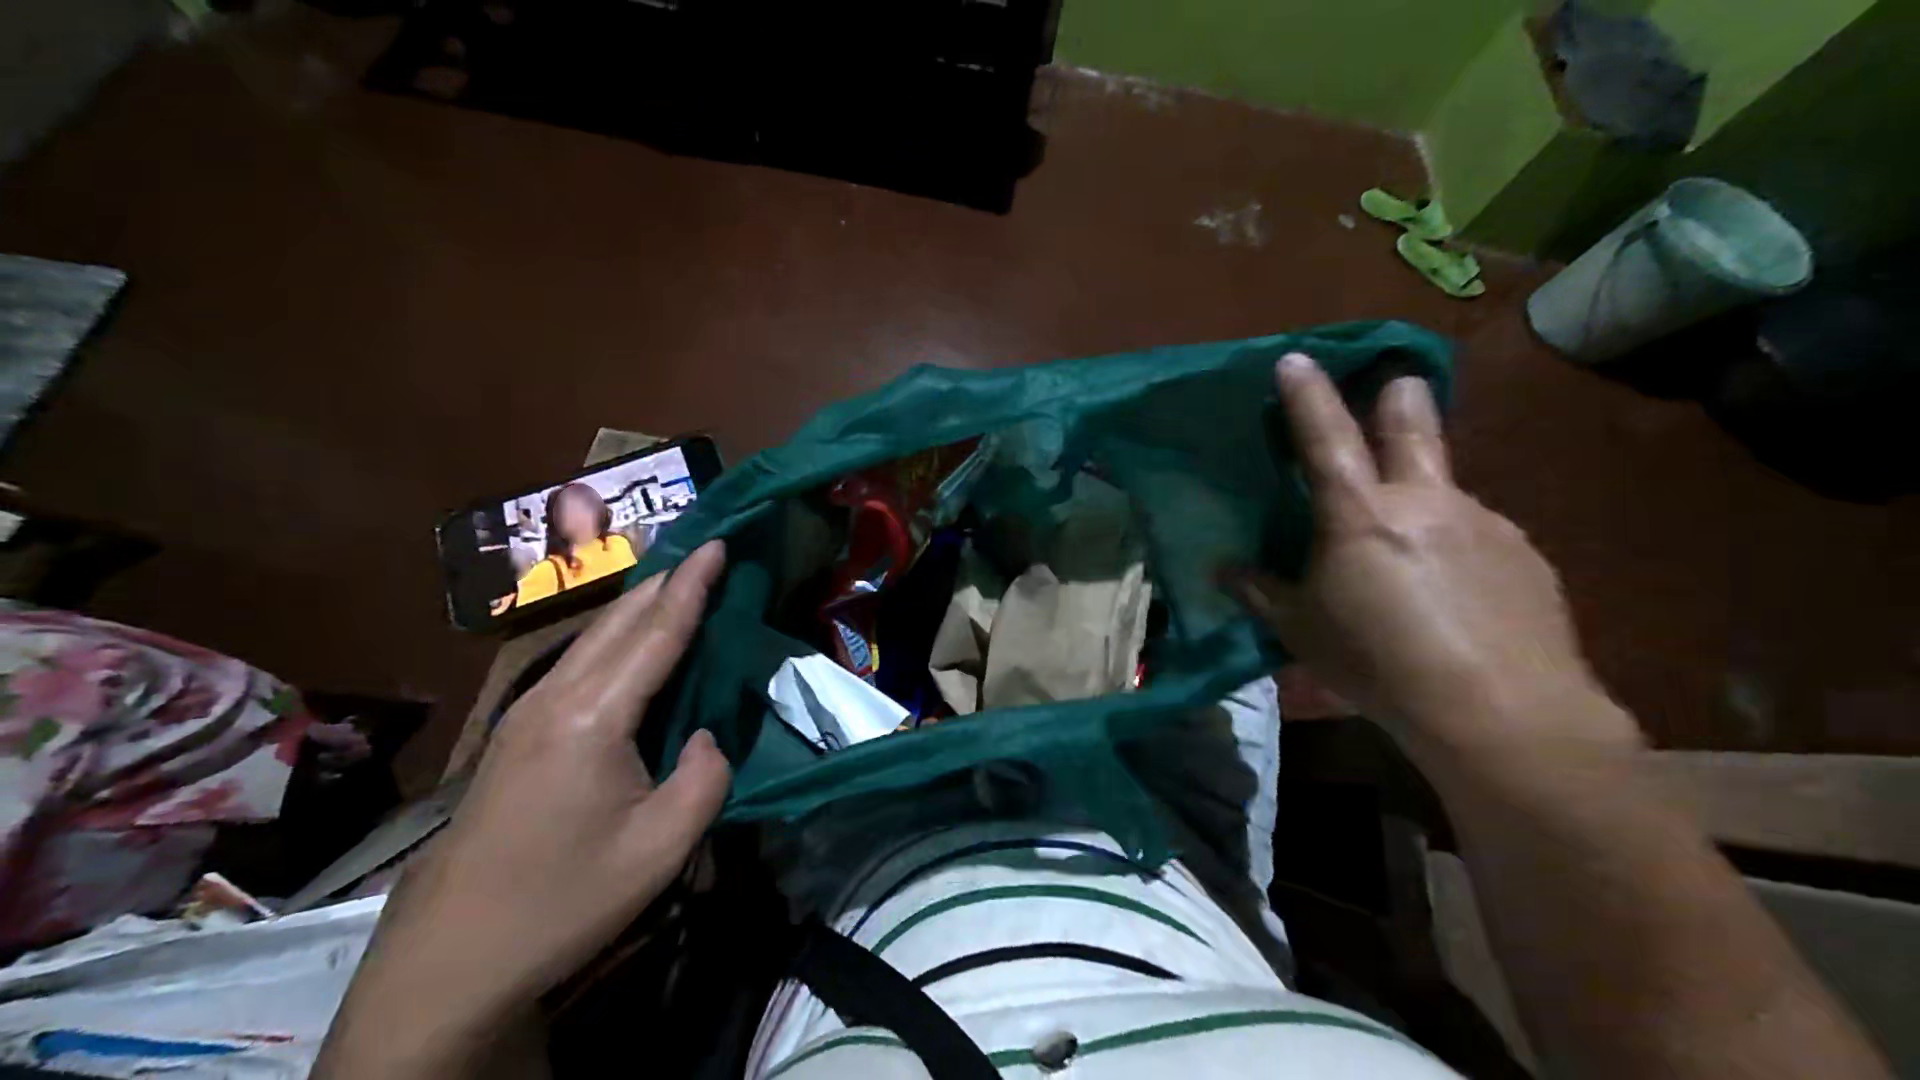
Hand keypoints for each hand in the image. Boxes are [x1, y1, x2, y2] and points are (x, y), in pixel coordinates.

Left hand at [316, 541, 732, 1078]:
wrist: (452, 957)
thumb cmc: (566, 898)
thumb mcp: (662, 847)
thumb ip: (705, 777)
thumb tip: (707, 736)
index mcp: (593, 717)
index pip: (657, 632)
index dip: (692, 585)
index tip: (717, 541)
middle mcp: (554, 698)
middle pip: (620, 620)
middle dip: (666, 579)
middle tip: (706, 550)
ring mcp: (526, 713)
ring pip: (594, 638)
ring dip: (641, 606)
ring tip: (680, 584)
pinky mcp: (517, 733)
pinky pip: (580, 664)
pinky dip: (618, 638)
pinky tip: (635, 646)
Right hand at [1231, 354, 1638, 763]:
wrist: (1502, 713)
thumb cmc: (1379, 664)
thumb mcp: (1303, 631)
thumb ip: (1262, 592)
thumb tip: (1225, 570)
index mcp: (1361, 516)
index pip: (1327, 438)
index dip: (1308, 395)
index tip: (1297, 357)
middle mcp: (1425, 502)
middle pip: (1413, 427)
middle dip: (1400, 399)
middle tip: (1397, 384)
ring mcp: (1483, 523)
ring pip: (1446, 487)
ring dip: (1424, 492)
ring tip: (1412, 543)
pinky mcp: (1526, 555)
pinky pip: (1478, 532)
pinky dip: (1456, 543)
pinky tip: (1455, 590)